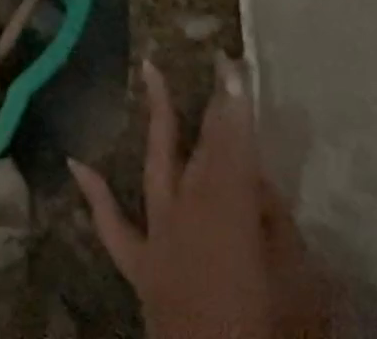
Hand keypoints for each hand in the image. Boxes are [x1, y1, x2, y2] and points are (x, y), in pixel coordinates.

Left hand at [69, 56, 333, 338]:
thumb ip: (279, 228)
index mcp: (234, 211)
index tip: (235, 65)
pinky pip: (113, 227)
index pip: (238, 145)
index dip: (238, 104)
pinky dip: (95, 194)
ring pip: (159, 165)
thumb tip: (261, 192)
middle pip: (205, 149)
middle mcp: (193, 212)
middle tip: (219, 66)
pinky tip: (77, 162)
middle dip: (214, 109)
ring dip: (158, 118)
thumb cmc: (269, 332)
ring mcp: (160, 236)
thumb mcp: (299, 279)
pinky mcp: (140, 265)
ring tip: (150, 72)